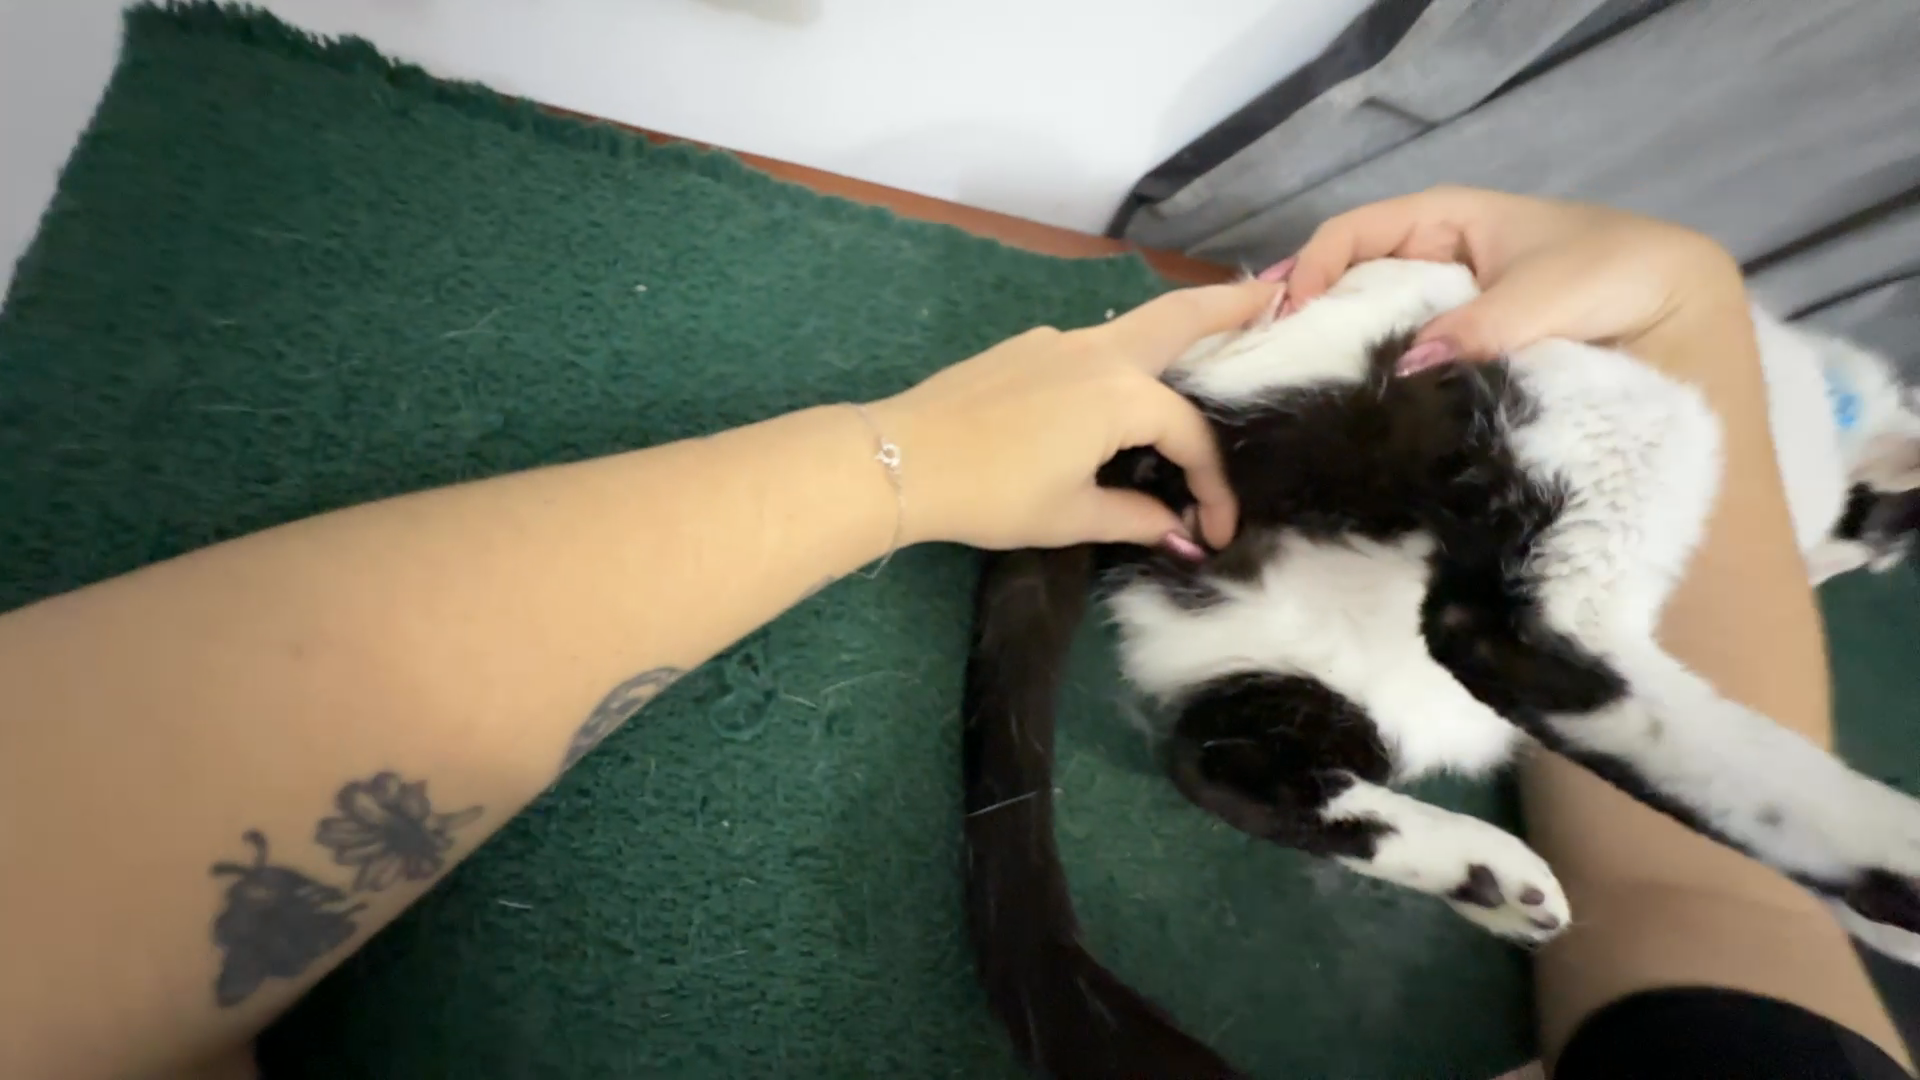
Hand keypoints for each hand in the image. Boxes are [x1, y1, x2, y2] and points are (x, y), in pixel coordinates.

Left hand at [868, 280, 1280, 551]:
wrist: (903, 460)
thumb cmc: (992, 494)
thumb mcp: (1070, 515)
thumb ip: (1134, 516)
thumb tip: (1178, 533)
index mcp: (1121, 395)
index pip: (1190, 438)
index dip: (1213, 487)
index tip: (1216, 531)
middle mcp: (1098, 352)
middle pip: (1178, 318)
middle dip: (1229, 306)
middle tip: (1273, 295)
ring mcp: (1056, 341)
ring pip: (1131, 330)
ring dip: (1173, 333)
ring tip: (1205, 343)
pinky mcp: (1025, 348)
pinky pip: (1090, 349)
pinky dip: (1119, 362)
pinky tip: (1111, 394)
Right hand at [1279, 187, 1744, 373]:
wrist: (1675, 324)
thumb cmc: (1619, 276)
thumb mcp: (1552, 290)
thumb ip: (1479, 326)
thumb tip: (1401, 369)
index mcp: (1442, 221)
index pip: (1353, 232)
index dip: (1313, 266)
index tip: (1293, 317)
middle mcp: (1423, 264)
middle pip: (1341, 278)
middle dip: (1300, 311)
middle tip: (1265, 355)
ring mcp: (1427, 311)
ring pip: (1357, 321)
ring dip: (1320, 348)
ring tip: (1284, 383)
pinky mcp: (1435, 354)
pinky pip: (1383, 357)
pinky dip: (1354, 375)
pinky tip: (1331, 401)